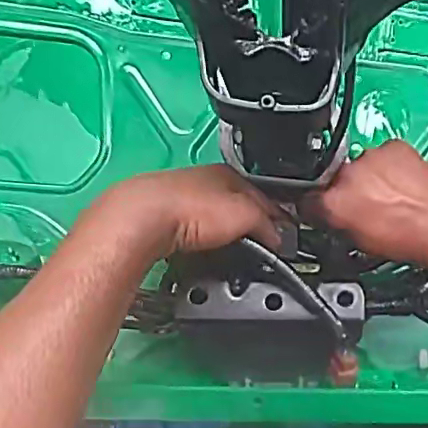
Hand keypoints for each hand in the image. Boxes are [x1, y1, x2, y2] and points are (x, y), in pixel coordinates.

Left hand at [82, 166, 283, 258]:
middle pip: (238, 206)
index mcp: (228, 175)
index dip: (277, 216)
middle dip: (251, 225)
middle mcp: (204, 182)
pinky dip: (203, 244)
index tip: (283, 235)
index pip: (263, 196)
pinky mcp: (165, 220)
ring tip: (233, 253)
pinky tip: (204, 253)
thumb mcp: (246, 214)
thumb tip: (278, 237)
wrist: (144, 221)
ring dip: (225, 235)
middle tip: (261, 247)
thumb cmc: (191, 208)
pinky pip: (194, 233)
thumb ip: (268, 223)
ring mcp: (182, 199)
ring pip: (214, 220)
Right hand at [306, 140, 427, 267]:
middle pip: (336, 179)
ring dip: (369, 177)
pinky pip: (383, 154)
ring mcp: (370, 157)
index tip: (327, 209)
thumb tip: (330, 215)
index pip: (309, 198)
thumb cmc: (404, 240)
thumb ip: (336, 223)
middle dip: (347, 191)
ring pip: (360, 165)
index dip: (319, 206)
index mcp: (332, 203)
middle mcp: (347, 175)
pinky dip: (389, 165)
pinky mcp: (393, 146)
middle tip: (366, 207)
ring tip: (389, 197)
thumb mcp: (357, 241)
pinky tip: (400, 184)